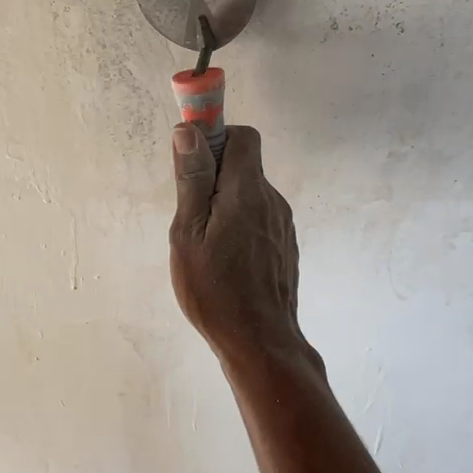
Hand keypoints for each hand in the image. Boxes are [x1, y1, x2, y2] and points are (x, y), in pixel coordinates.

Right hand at [168, 123, 301, 359]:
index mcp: (247, 191)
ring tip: (204, 243)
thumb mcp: (188, 233)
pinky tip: (224, 258)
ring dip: (224, 203)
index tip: (191, 160)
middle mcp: (271, 200)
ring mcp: (282, 224)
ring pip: (249, 193)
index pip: (242, 136)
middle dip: (213, 176)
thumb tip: (188, 131)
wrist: (260, 341)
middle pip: (244, 164)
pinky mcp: (284, 245)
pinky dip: (237, 224)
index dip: (216, 137)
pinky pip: (257, 217)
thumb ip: (193, 180)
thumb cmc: (215, 289)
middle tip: (189, 214)